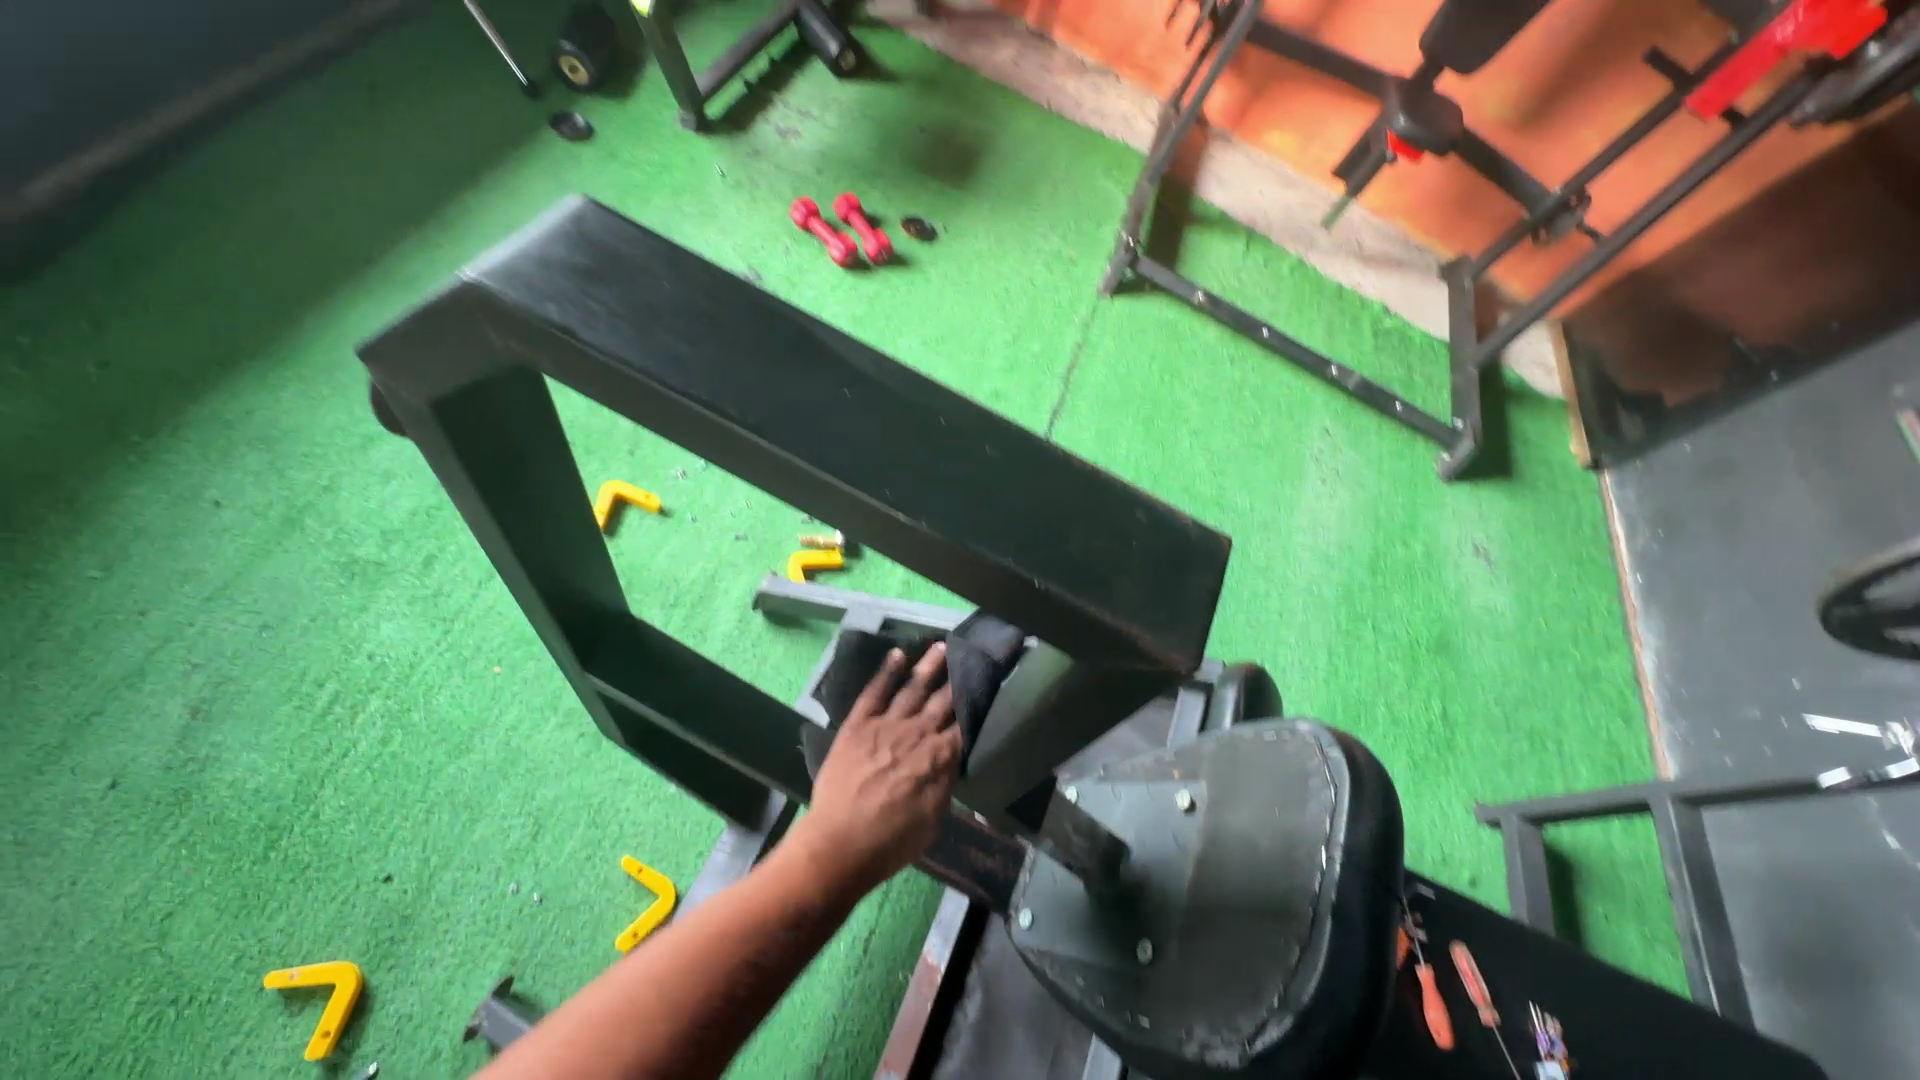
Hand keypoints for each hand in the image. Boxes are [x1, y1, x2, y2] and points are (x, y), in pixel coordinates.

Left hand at [786, 643, 964, 900]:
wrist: (841, 843)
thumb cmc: (893, 841)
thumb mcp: (934, 818)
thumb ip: (944, 783)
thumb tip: (951, 762)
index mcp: (941, 758)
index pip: (966, 723)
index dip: (979, 702)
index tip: (989, 681)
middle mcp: (918, 733)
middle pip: (944, 699)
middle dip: (960, 676)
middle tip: (971, 653)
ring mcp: (886, 725)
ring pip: (913, 687)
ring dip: (929, 666)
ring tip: (941, 645)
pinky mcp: (858, 725)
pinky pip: (874, 691)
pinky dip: (886, 671)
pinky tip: (898, 654)